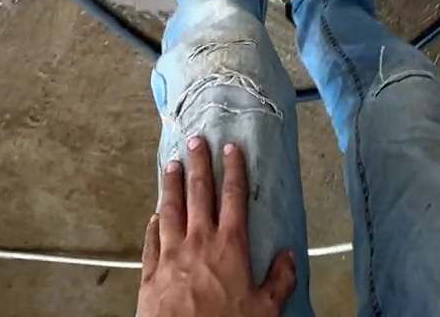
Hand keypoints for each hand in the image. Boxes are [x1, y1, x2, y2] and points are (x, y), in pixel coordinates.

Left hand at [138, 137, 296, 316]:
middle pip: (199, 193)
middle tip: (196, 140)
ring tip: (173, 165)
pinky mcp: (150, 274)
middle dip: (198, 164)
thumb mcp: (265, 310)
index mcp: (230, 245)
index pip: (233, 196)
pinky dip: (152, 226)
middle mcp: (200, 241)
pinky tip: (153, 216)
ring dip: (172, 185)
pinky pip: (151, 242)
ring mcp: (171, 255)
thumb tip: (289, 256)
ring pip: (171, 210)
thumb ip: (280, 280)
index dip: (233, 169)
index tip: (230, 147)